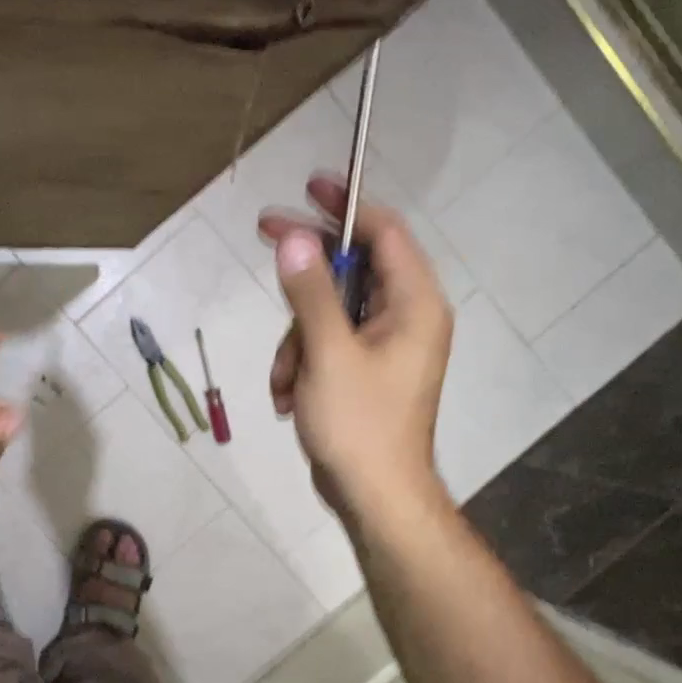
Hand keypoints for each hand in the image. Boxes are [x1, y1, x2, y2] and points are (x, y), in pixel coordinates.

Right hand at [260, 176, 452, 514]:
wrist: (374, 495)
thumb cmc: (360, 424)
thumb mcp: (327, 354)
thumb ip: (310, 293)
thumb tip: (293, 237)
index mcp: (415, 304)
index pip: (384, 232)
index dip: (345, 204)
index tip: (306, 187)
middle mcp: (405, 318)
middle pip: (350, 269)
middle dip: (304, 279)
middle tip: (266, 241)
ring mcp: (383, 348)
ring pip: (327, 312)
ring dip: (294, 340)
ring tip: (287, 382)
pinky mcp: (362, 372)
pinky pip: (324, 346)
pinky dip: (300, 366)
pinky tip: (289, 398)